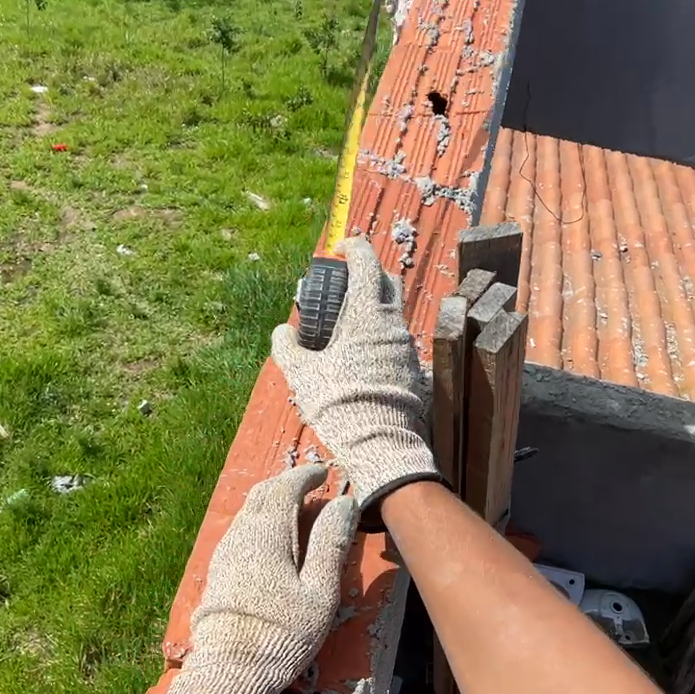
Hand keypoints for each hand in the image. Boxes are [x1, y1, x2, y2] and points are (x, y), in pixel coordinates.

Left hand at [155, 464, 356, 693]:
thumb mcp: (319, 591)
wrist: (230, 672)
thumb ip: (330, 543)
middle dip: (286, 484)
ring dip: (272, 502)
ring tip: (296, 508)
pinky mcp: (219, 571)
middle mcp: (240, 534)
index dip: (305, 476)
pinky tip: (273, 537)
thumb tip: (345, 503)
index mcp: (267, 532)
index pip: (284, 488)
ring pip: (248, 511)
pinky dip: (261, 520)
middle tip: (310, 485)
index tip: (324, 473)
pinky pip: (241, 530)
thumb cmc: (283, 633)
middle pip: (261, 494)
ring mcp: (224, 552)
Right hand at [271, 237, 438, 523]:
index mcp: (367, 314)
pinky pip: (397, 342)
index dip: (352, 247)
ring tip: (348, 328)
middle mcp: (393, 324)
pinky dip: (380, 338)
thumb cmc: (339, 405)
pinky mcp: (413, 371)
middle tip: (345, 285)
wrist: (381, 446)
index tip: (339, 249)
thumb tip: (281, 333)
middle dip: (369, 273)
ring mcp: (407, 347)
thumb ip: (287, 348)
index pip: (366, 262)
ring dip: (373, 310)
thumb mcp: (302, 375)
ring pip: (394, 314)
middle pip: (388, 281)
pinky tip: (362, 359)